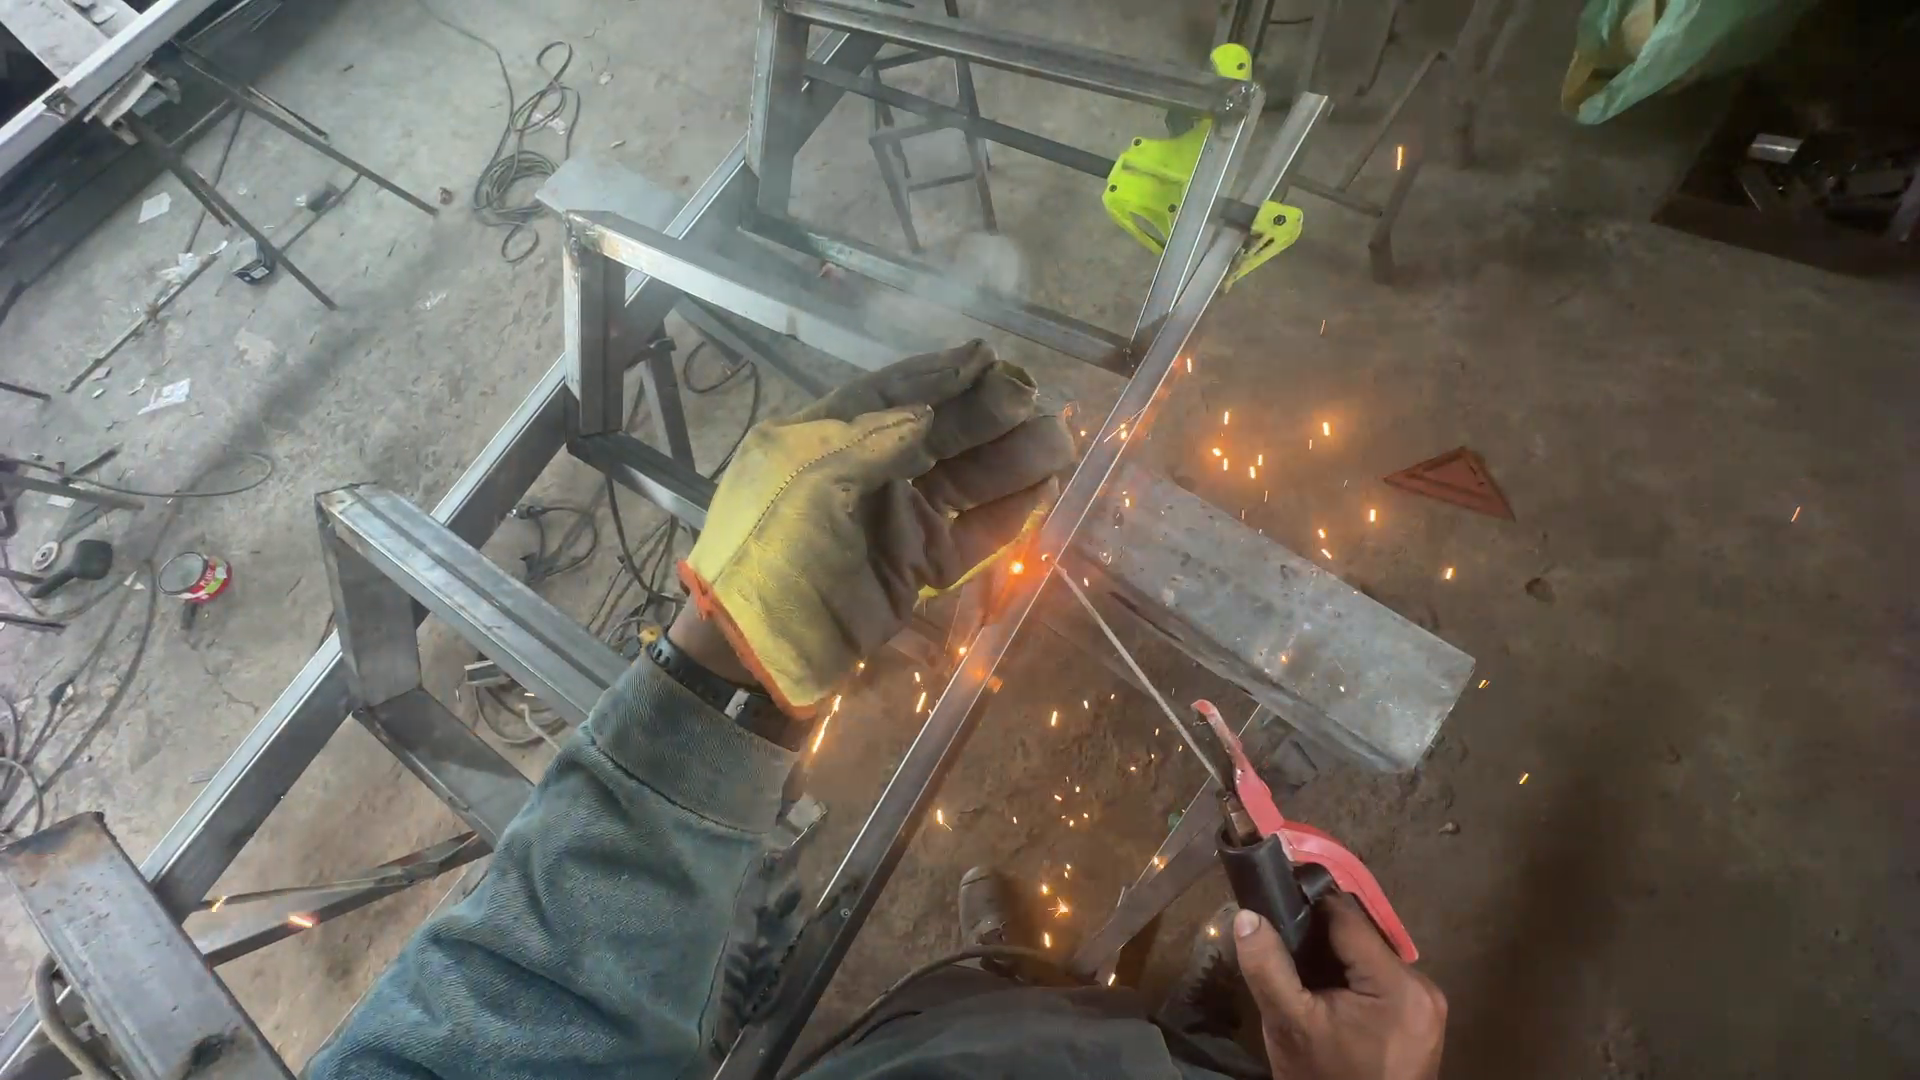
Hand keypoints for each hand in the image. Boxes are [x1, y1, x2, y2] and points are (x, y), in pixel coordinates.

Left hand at [675, 341, 1073, 714]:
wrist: (757, 654)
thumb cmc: (771, 552)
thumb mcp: (808, 479)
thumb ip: (871, 438)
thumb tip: (933, 404)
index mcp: (825, 439)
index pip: (889, 393)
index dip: (939, 375)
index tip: (989, 359)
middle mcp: (865, 473)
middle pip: (937, 435)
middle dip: (987, 416)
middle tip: (1035, 401)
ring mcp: (894, 522)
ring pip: (963, 483)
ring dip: (1009, 461)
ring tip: (1057, 441)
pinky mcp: (918, 567)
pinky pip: (970, 536)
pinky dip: (1006, 515)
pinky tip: (1042, 491)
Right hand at [1234, 895, 1446, 1079]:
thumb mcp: (1289, 1024)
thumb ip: (1267, 966)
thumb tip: (1247, 915)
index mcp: (1399, 985)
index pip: (1344, 916)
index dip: (1304, 906)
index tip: (1270, 904)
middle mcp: (1423, 987)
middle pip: (1356, 934)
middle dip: (1316, 935)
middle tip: (1280, 946)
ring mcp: (1427, 1005)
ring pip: (1364, 952)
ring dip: (1330, 954)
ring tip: (1297, 970)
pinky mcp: (1420, 1019)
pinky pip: (1376, 975)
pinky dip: (1347, 975)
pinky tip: (1322, 991)